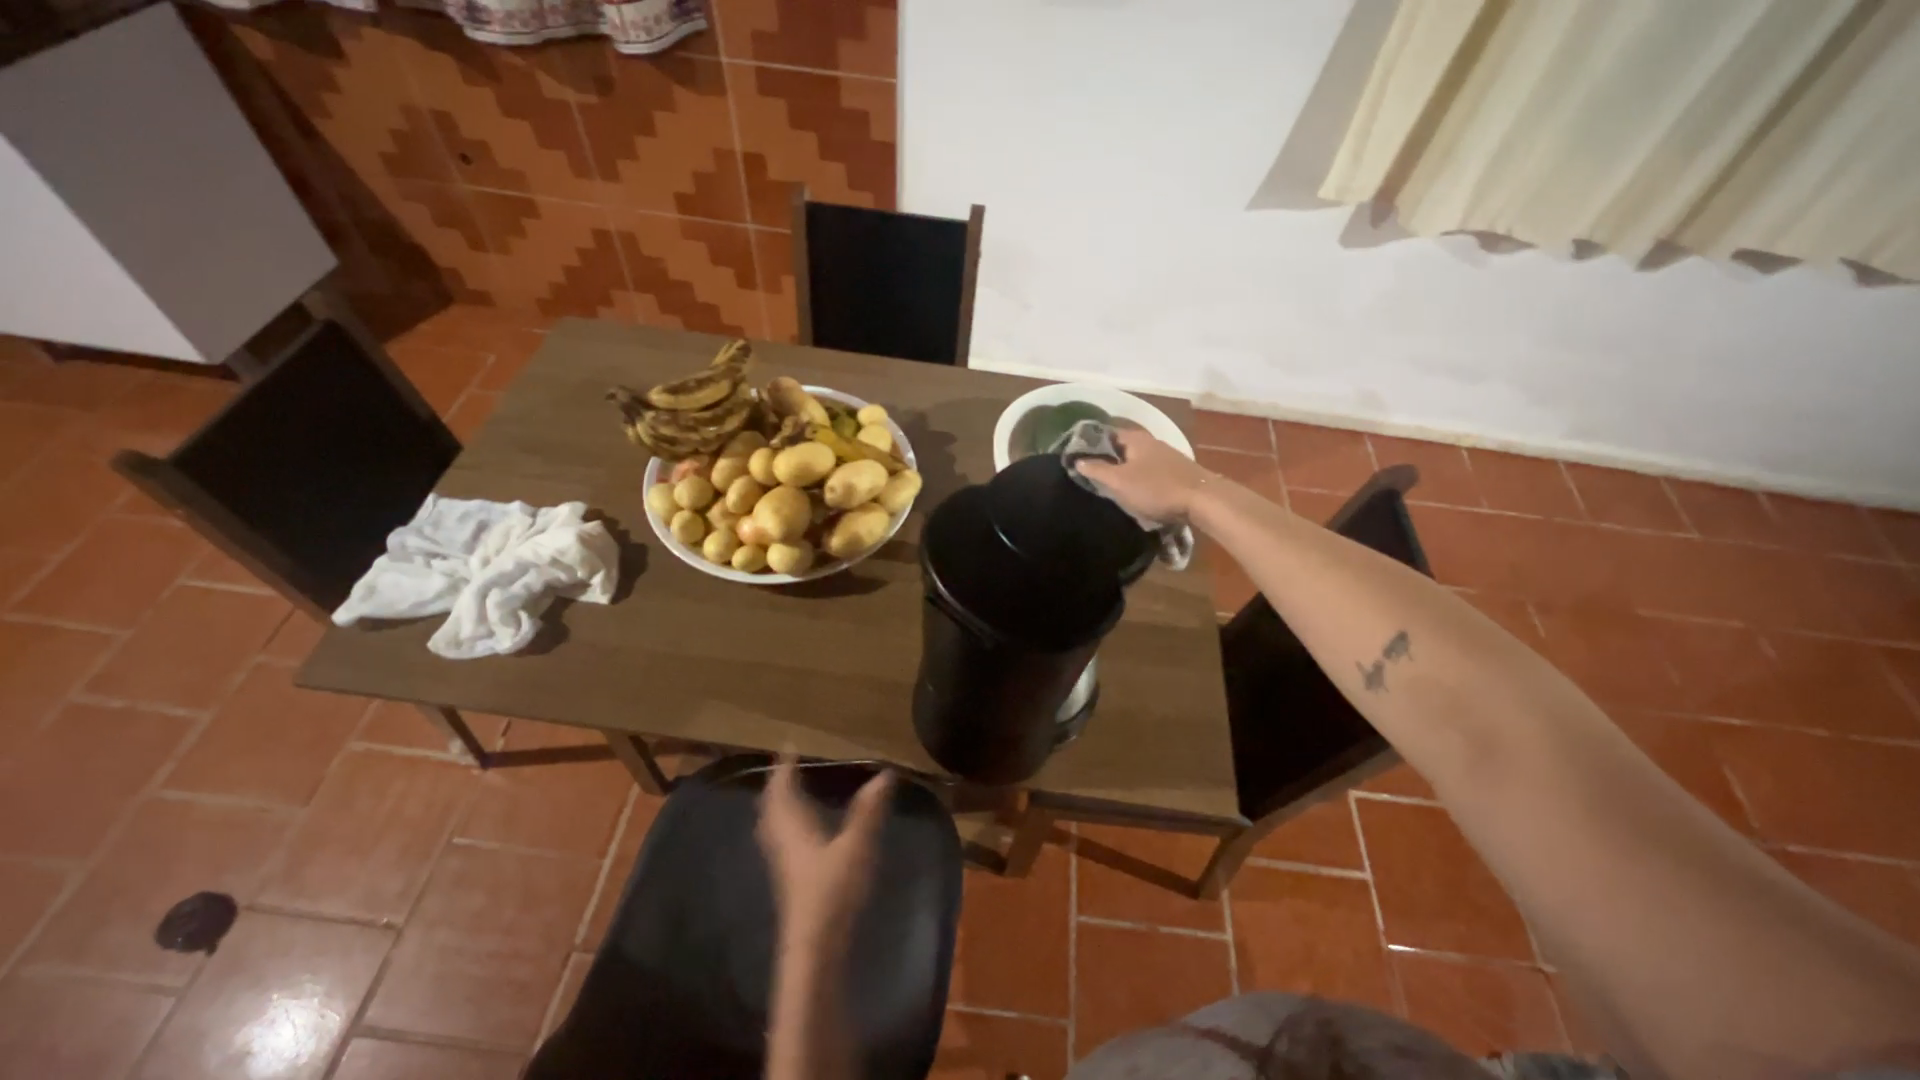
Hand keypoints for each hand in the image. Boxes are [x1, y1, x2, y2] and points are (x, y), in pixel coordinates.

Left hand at [756, 754, 894, 940]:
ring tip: (793, 792)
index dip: (785, 765)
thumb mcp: (857, 846)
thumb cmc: (833, 891)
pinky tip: (803, 830)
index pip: (783, 785)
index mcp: (792, 823)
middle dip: (778, 783)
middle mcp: (780, 837)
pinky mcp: (788, 877)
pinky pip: (780, 836)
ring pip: (772, 822)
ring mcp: (781, 859)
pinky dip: (786, 822)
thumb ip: (869, 810)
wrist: (814, 946)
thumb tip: (884, 774)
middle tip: (789, 767)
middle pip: (771, 803)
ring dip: (780, 803)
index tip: (790, 745)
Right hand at [1073, 429, 1215, 523]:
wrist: (1202, 500)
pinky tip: (1135, 491)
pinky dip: (1138, 477)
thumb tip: (1077, 460)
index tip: (1075, 457)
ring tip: (1109, 486)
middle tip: (1090, 474)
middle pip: (1121, 447)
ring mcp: (1165, 456)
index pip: (1104, 433)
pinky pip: (1149, 471)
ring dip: (1122, 470)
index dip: (1088, 444)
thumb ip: (1096, 470)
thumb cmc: (1156, 488)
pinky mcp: (1175, 471)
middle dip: (1105, 458)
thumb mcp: (1119, 481)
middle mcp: (1150, 441)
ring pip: (1136, 459)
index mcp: (1135, 438)